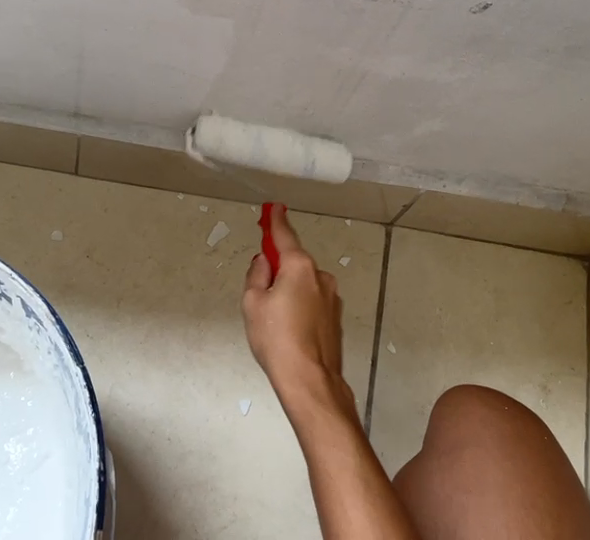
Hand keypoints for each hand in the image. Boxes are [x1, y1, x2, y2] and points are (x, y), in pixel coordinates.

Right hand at [242, 205, 352, 413]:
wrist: (310, 381)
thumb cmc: (276, 339)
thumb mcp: (252, 303)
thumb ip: (257, 275)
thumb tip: (264, 262)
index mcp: (299, 267)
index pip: (284, 235)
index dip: (276, 221)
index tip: (274, 208)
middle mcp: (320, 276)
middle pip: (294, 263)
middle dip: (278, 269)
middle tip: (261, 292)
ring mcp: (332, 298)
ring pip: (304, 285)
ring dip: (290, 291)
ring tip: (275, 322)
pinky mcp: (336, 318)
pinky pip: (313, 302)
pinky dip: (301, 307)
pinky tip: (291, 330)